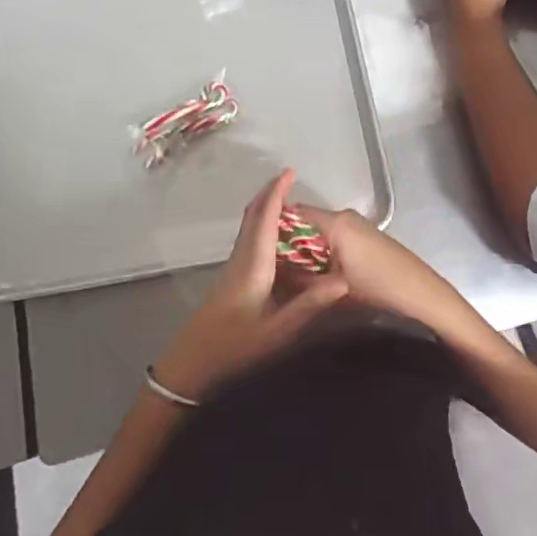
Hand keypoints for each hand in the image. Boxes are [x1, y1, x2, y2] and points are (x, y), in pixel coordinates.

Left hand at [152, 170, 348, 398]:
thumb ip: (310, 305)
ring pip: (249, 229)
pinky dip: (263, 229)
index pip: (264, 218)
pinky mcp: (232, 279)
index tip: (289, 172)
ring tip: (292, 207)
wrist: (192, 363)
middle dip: (270, 195)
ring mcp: (233, 268)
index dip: (276, 193)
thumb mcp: (279, 330)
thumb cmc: (235, 346)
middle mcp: (241, 259)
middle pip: (252, 217)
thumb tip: (344, 280)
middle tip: (291, 182)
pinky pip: (249, 242)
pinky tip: (279, 243)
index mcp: (253, 264)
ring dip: (266, 211)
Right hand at [283, 205, 489, 350]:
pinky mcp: (368, 235)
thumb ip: (301, 278)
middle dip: (287, 240)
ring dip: (306, 246)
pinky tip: (317, 270)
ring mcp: (359, 224)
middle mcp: (345, 216)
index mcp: (335, 223)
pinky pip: (335, 236)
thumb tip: (274, 274)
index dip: (273, 227)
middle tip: (270, 263)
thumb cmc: (377, 289)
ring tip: (289, 270)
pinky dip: (322, 249)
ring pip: (320, 230)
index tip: (257, 248)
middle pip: (305, 221)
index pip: (293, 214)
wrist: (422, 296)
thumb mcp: (332, 288)